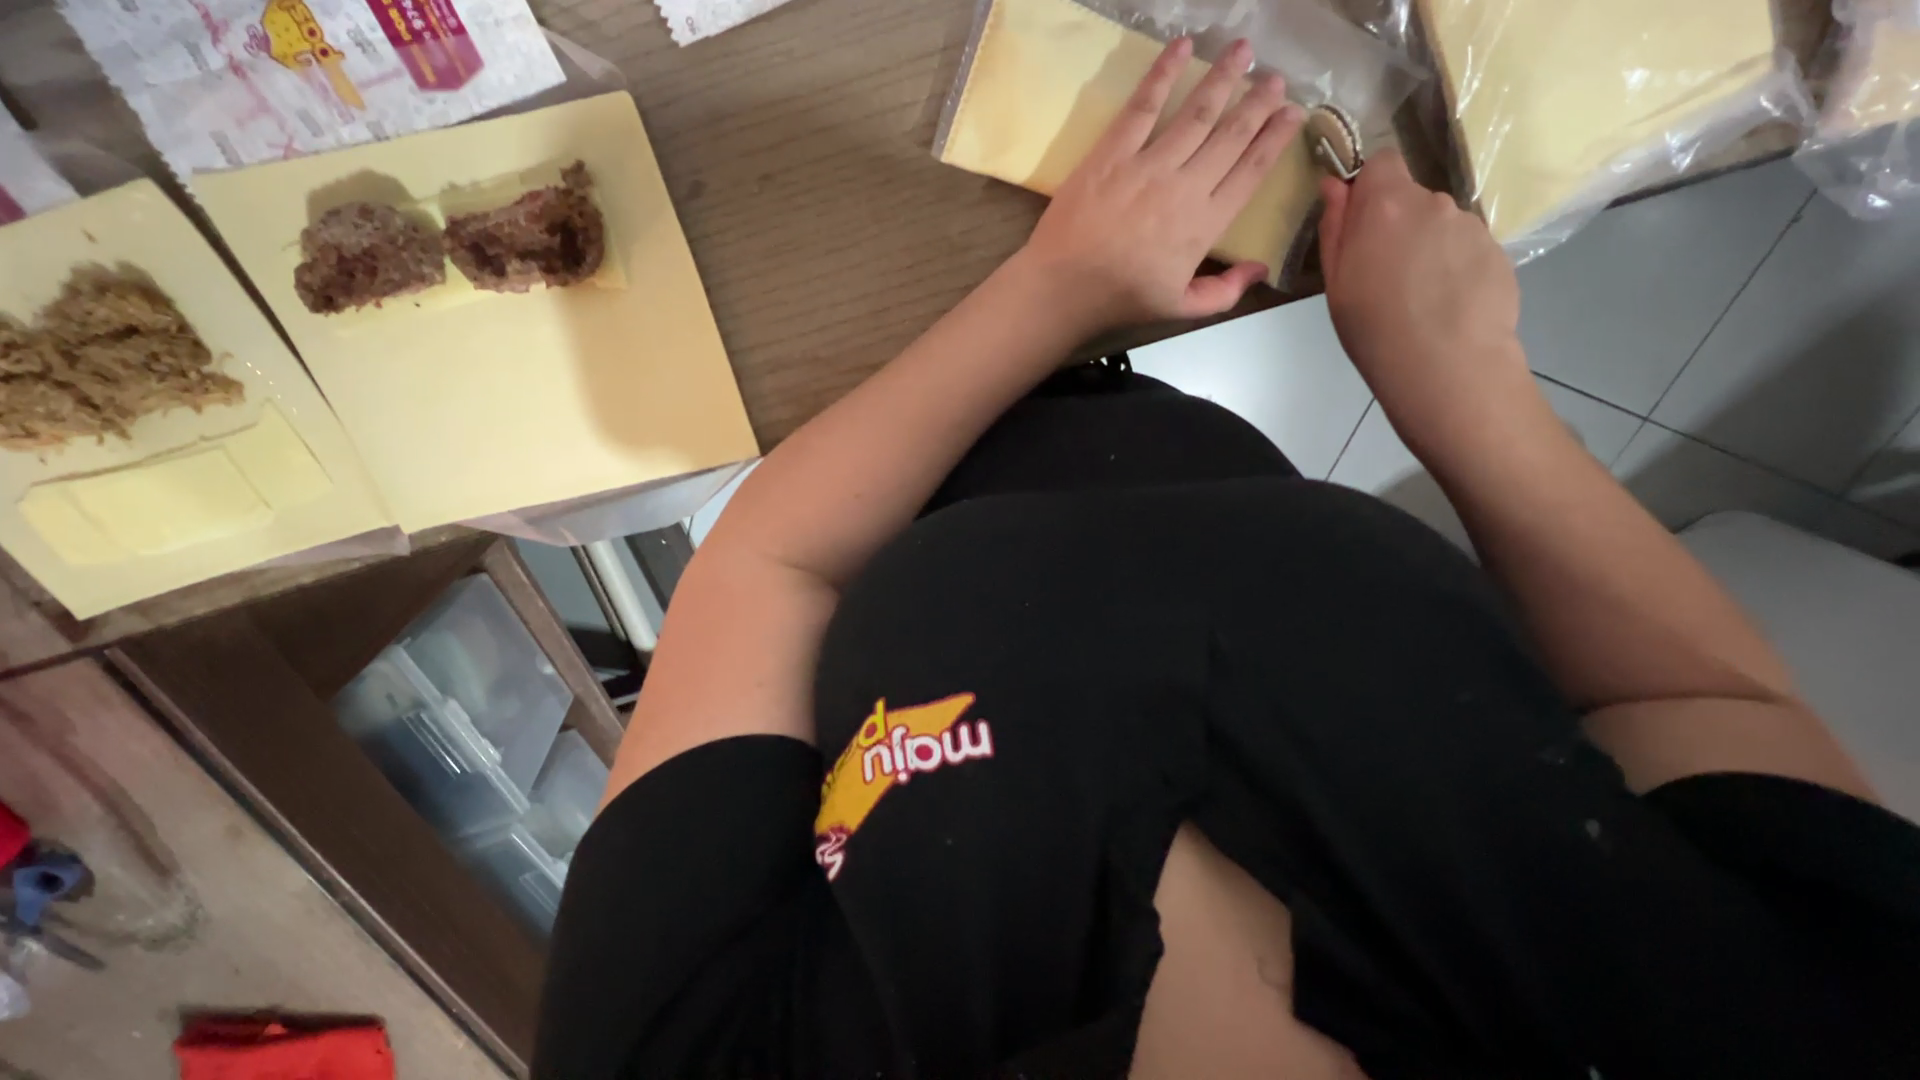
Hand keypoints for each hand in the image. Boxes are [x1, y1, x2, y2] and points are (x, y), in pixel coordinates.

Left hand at [1017, 38, 1304, 327]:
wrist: (1065, 287)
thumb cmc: (1121, 299)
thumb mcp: (1180, 308)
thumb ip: (1224, 291)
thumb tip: (1261, 269)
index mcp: (1205, 224)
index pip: (1250, 172)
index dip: (1274, 140)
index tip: (1292, 115)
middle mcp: (1185, 187)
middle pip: (1230, 136)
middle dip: (1258, 103)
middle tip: (1276, 78)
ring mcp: (1148, 166)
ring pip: (1196, 113)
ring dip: (1223, 78)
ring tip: (1243, 51)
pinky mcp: (1113, 154)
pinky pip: (1143, 107)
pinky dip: (1163, 74)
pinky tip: (1181, 47)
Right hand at [1318, 153, 1538, 455]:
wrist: (1445, 365)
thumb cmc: (1373, 327)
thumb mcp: (1335, 282)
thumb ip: (1335, 227)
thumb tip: (1335, 186)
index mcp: (1387, 205)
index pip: (1381, 161)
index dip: (1369, 187)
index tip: (1359, 222)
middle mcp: (1434, 203)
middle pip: (1411, 198)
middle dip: (1396, 225)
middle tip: (1382, 276)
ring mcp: (1471, 226)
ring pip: (1440, 226)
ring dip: (1426, 248)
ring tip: (1417, 297)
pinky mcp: (1497, 252)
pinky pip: (1465, 250)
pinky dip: (1453, 269)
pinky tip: (1444, 306)